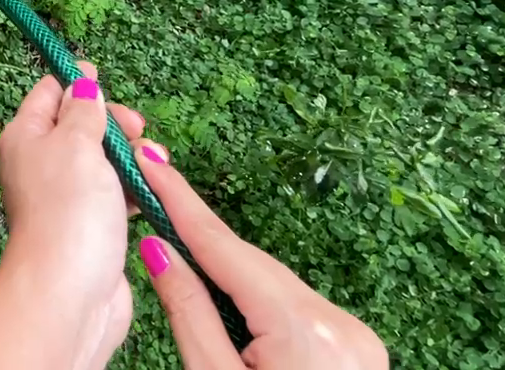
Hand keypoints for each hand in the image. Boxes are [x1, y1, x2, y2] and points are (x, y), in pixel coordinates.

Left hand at [0, 64, 144, 369]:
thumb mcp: (76, 145)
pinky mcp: (87, 222)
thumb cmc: (69, 209)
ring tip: (154, 160)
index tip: (105, 79)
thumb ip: (82, 111)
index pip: (48, 93)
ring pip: (98, 159)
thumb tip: (82, 84)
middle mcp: (38, 160)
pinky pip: (111, 191)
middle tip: (138, 128)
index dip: (77, 83)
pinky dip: (130, 185)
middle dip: (110, 121)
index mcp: (24, 134)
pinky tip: (152, 190)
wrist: (68, 290)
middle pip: (76, 124)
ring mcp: (62, 193)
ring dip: (127, 154)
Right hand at [131, 141, 386, 369]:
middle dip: (195, 231)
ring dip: (221, 263)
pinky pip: (288, 303)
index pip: (222, 245)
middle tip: (147, 187)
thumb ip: (188, 310)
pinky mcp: (358, 348)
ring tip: (172, 237)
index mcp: (304, 330)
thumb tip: (157, 248)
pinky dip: (250, 292)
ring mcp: (356, 335)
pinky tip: (220, 287)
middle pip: (247, 261)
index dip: (178, 197)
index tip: (147, 155)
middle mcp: (339, 323)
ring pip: (267, 280)